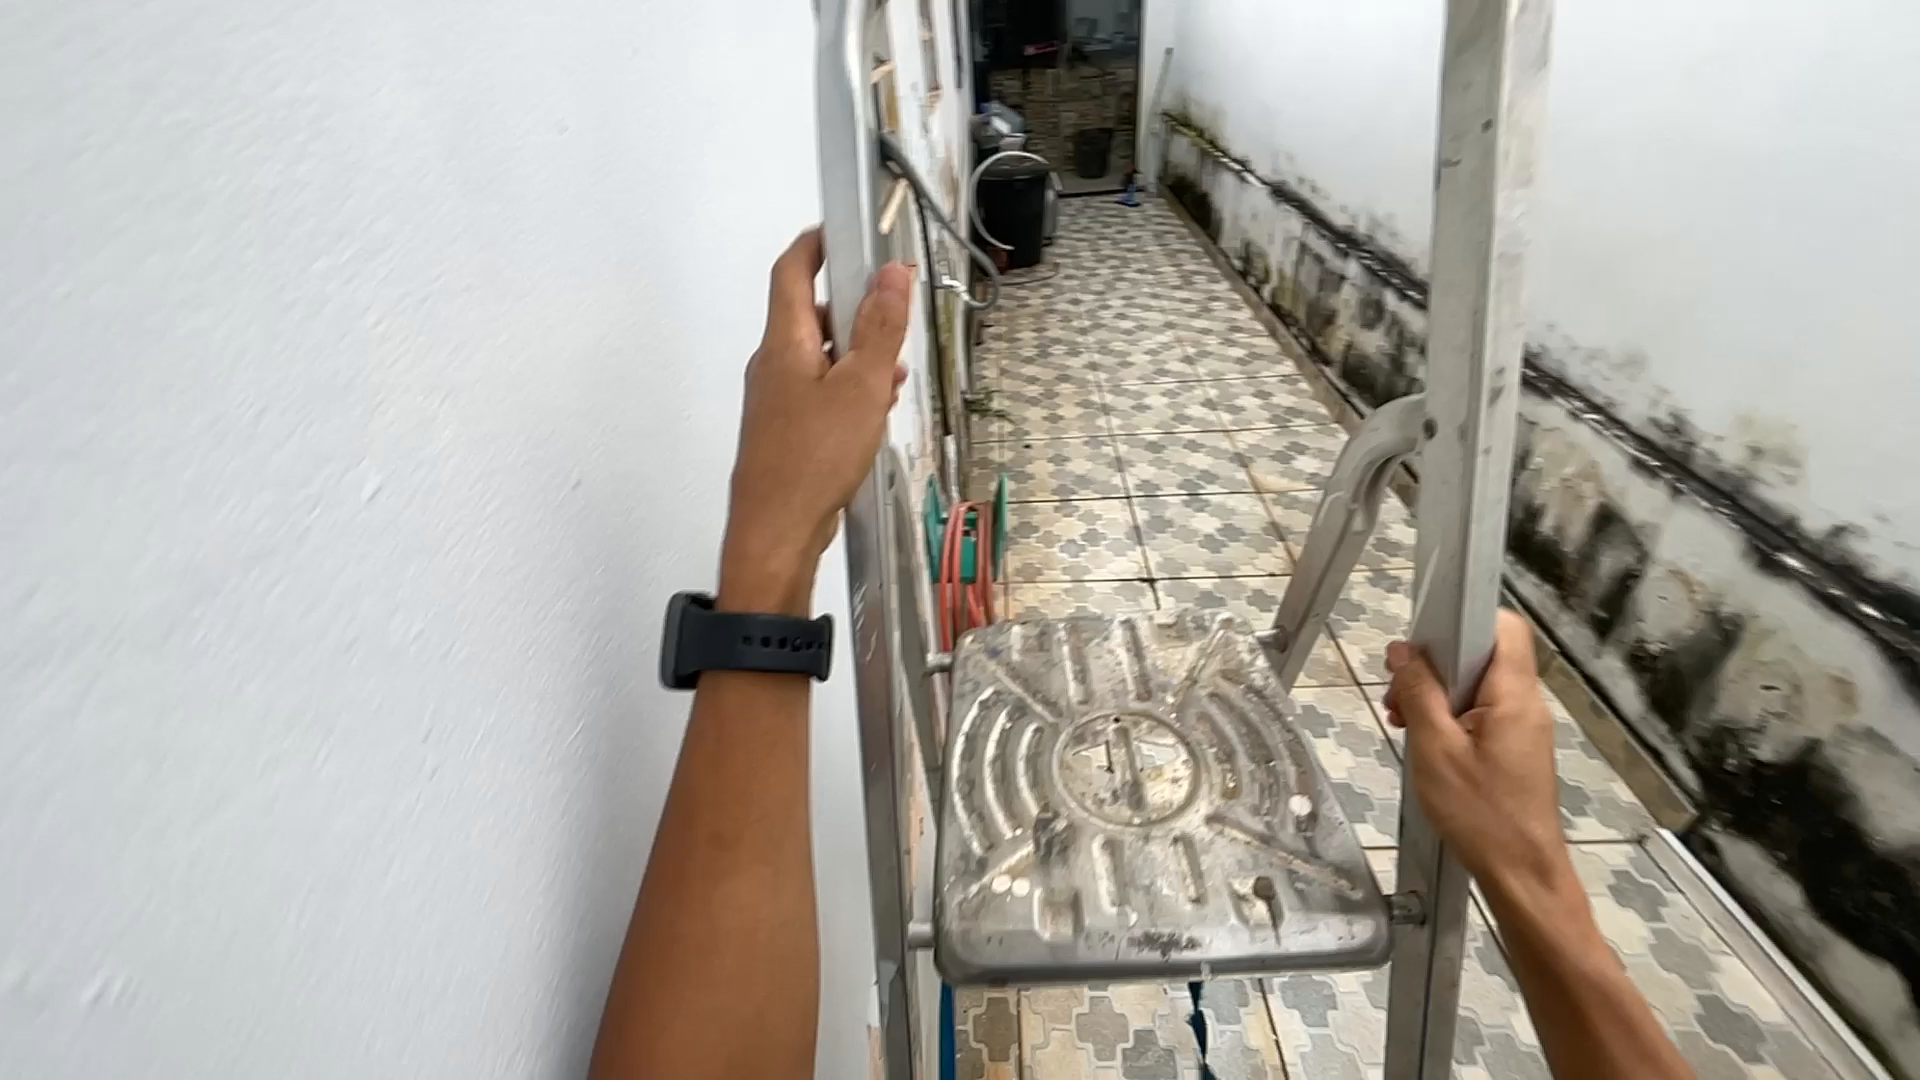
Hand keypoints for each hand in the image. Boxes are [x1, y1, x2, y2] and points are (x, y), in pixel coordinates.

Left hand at [719, 228, 910, 614]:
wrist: (778, 532)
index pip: (791, 270)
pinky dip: (848, 391)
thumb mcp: (862, 388)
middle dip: (852, 310)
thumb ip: (880, 330)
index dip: (817, 243)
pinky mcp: (787, 433)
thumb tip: (891, 274)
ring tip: (894, 374)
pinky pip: (820, 395)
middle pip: (808, 315)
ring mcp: (776, 402)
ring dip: (857, 356)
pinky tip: (876, 412)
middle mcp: (772, 366)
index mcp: (782, 343)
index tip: (847, 233)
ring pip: (819, 359)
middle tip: (892, 317)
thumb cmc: (814, 458)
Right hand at [1382, 610, 1572, 895]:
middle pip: (1480, 654)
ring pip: (1473, 683)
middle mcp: (1524, 703)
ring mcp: (1520, 725)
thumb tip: (1403, 651)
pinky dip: (1445, 713)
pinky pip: (1476, 709)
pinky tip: (1421, 736)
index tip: (1421, 638)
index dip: (1463, 617)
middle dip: (1432, 662)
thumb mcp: (1434, 747)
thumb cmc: (1478, 810)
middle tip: (1397, 692)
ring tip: (1402, 719)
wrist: (1521, 873)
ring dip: (1433, 691)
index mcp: (1513, 696)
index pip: (1502, 627)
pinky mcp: (1512, 745)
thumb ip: (1418, 692)